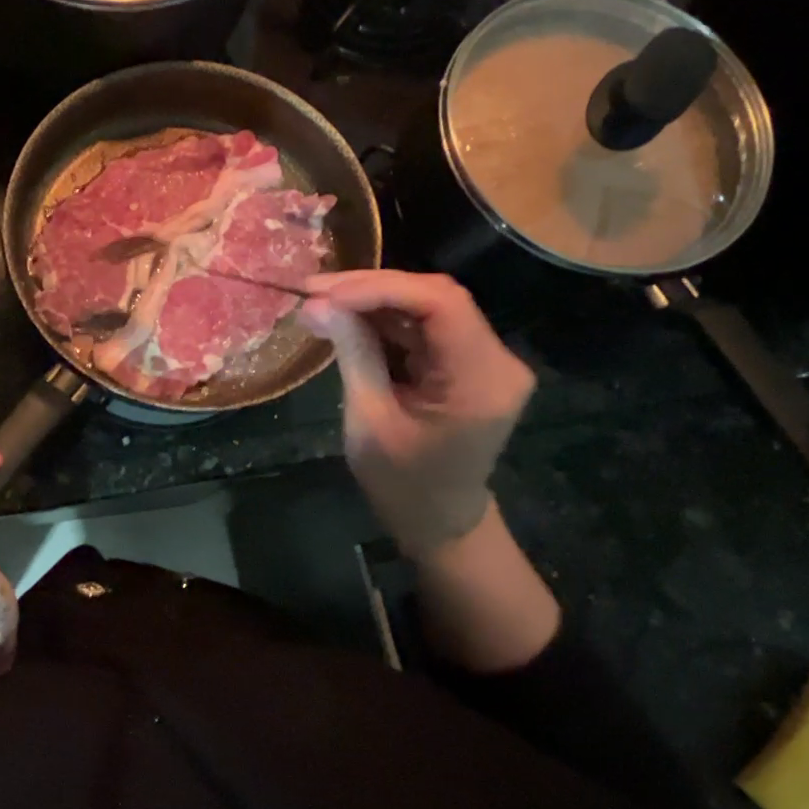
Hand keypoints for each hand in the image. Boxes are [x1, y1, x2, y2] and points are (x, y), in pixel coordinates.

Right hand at [300, 270, 534, 554]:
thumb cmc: (402, 484)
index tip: (324, 293)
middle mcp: (497, 360)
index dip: (381, 287)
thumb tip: (316, 305)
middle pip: (436, 299)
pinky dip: (385, 322)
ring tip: (319, 303)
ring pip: (428, 309)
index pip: (441, 303)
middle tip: (312, 291)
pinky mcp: (467, 364)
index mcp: (482, 379)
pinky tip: (346, 321)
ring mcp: (485, 360)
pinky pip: (426, 329)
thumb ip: (352, 354)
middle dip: (372, 290)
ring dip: (373, 303)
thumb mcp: (369, 419)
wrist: (438, 521)